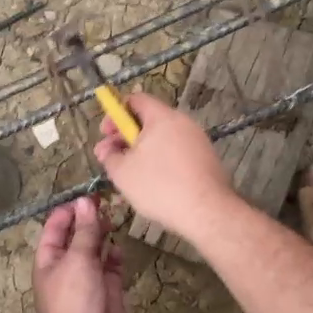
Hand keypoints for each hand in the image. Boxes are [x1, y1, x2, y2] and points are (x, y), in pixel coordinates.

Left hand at [33, 196, 123, 312]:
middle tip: (106, 202)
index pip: (56, 226)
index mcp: (49, 257)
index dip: (70, 210)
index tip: (88, 196)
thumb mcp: (77, 259)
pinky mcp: (107, 287)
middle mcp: (67, 264)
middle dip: (89, 219)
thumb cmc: (73, 298)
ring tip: (113, 219)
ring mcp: (88, 276)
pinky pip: (111, 265)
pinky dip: (115, 255)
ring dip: (103, 234)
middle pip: (78, 235)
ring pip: (96, 248)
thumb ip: (85, 230)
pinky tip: (118, 247)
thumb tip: (86, 201)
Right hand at [93, 93, 239, 244]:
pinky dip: (163, 162)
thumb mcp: (123, 172)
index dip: (116, 113)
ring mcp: (198, 140)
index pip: (135, 100)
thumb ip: (109, 155)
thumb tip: (106, 149)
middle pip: (149, 120)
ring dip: (144, 152)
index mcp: (162, 117)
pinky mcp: (206, 159)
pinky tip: (156, 185)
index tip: (106, 134)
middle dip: (127, 137)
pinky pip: (177, 153)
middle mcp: (183, 122)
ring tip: (133, 176)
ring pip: (163, 139)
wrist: (207, 212)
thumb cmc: (160, 186)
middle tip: (113, 158)